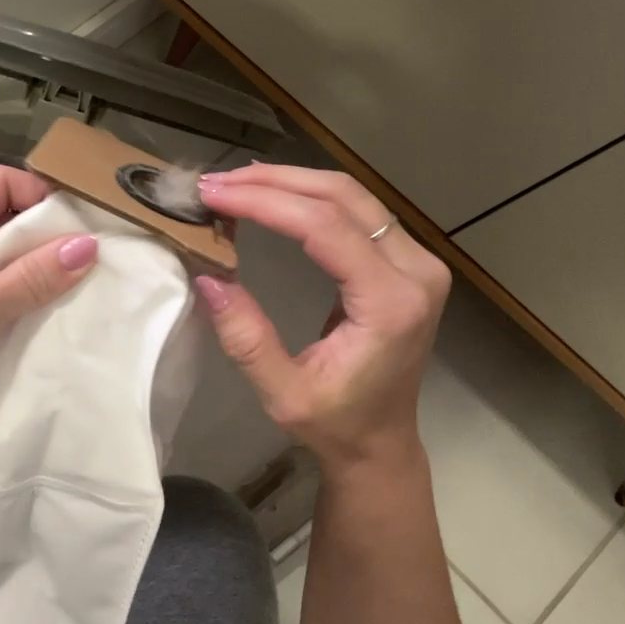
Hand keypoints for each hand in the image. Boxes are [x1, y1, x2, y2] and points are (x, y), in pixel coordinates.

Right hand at [192, 165, 450, 469]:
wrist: (380, 441)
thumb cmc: (335, 424)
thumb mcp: (282, 392)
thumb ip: (246, 337)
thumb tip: (208, 276)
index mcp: (390, 304)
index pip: (324, 228)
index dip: (265, 203)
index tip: (213, 195)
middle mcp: (415, 271)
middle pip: (343, 197)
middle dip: (274, 182)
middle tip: (214, 183)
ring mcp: (416, 262)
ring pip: (351, 195)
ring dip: (289, 182)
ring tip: (233, 183)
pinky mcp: (405, 261)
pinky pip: (356, 211)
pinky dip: (307, 196)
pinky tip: (270, 194)